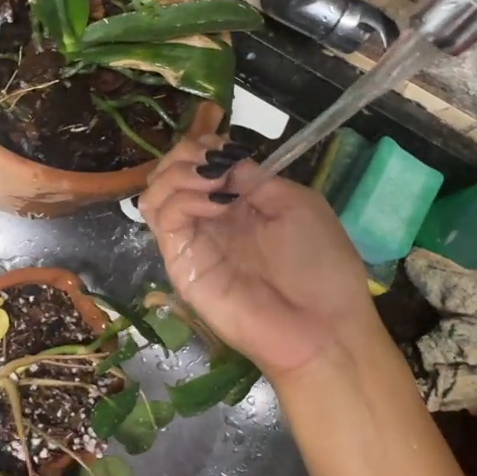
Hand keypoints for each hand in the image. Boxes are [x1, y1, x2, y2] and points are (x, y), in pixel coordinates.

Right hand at [138, 135, 383, 380]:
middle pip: (166, 176)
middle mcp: (206, 222)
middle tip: (212, 163)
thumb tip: (220, 161)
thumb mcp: (296, 204)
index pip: (196, 166)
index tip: (223, 148)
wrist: (323, 328)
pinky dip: (182, 199)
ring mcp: (191, 243)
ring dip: (177, 174)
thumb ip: (254, 180)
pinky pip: (163, 220)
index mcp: (235, 205)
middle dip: (184, 156)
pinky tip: (214, 203)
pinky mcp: (181, 265)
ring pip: (153, 195)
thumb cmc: (321, 267)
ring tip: (211, 183)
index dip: (202, 147)